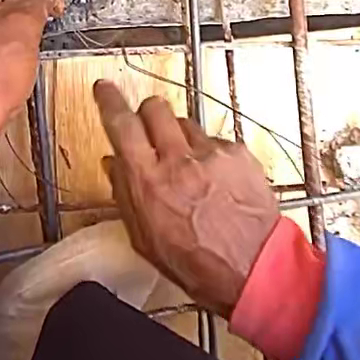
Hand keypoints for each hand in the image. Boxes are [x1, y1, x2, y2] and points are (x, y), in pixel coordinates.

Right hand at [93, 80, 280, 316]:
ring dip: (180, 137)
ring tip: (189, 168)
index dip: (109, 101)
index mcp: (147, 181)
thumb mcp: (144, 237)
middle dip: (148, 115)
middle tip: (150, 132)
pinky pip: (214, 140)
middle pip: (155, 108)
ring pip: (185, 122)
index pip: (121, 125)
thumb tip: (112, 162)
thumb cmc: (194, 262)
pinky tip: (216, 180)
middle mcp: (178, 160)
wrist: (254, 270)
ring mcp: (211, 153)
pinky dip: (210, 153)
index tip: (104, 88)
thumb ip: (124, 193)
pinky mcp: (238, 153)